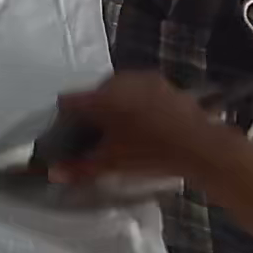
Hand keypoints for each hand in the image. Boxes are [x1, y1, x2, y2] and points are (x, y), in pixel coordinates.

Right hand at [47, 71, 244, 186]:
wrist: (200, 146)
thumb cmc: (149, 153)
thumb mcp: (111, 163)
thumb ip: (79, 167)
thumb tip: (52, 174)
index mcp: (100, 97)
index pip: (69, 100)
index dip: (65, 115)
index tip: (67, 130)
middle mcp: (118, 81)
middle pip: (94, 92)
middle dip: (92, 109)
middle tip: (95, 132)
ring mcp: (143, 79)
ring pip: (117, 88)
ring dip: (114, 103)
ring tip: (119, 127)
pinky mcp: (163, 83)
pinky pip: (139, 89)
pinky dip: (135, 102)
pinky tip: (143, 121)